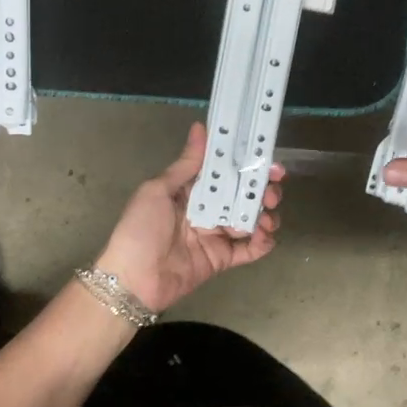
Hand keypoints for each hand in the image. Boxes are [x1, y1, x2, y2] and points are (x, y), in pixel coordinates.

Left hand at [95, 122, 283, 312]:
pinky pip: (248, 250)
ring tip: (267, 219)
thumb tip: (200, 127)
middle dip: (262, 192)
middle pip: (242, 196)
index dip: (247, 165)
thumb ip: (185, 165)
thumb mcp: (157, 191)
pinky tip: (265, 237)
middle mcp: (206, 210)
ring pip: (249, 221)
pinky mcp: (221, 259)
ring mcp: (215, 236)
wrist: (134, 279)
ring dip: (265, 216)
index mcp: (190, 191)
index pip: (225, 173)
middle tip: (272, 193)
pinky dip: (262, 243)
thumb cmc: (140, 230)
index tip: (268, 161)